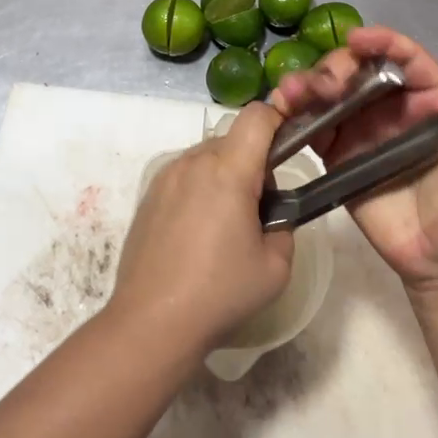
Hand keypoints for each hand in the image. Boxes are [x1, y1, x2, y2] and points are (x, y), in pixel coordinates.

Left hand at [108, 103, 294, 354]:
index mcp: (227, 171)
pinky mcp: (148, 196)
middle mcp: (193, 162)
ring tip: (225, 227)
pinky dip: (199, 190)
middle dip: (253, 162)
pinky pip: (184, 176)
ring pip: (207, 157)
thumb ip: (284, 226)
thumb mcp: (276, 267)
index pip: (256, 115)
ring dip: (224, 176)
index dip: (279, 122)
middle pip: (232, 139)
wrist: (152, 322)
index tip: (289, 151)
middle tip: (258, 210)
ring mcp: (165, 177)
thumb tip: (271, 214)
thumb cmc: (220, 293)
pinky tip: (197, 235)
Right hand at [270, 27, 437, 292]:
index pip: (407, 59)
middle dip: (338, 65)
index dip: (384, 43)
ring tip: (293, 93)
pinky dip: (294, 117)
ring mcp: (363, 134)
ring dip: (309, 84)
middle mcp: (394, 110)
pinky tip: (282, 114)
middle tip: (326, 85)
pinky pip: (314, 131)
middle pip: (360, 70)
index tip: (358, 39)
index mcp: (434, 101)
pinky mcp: (339, 161)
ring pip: (330, 94)